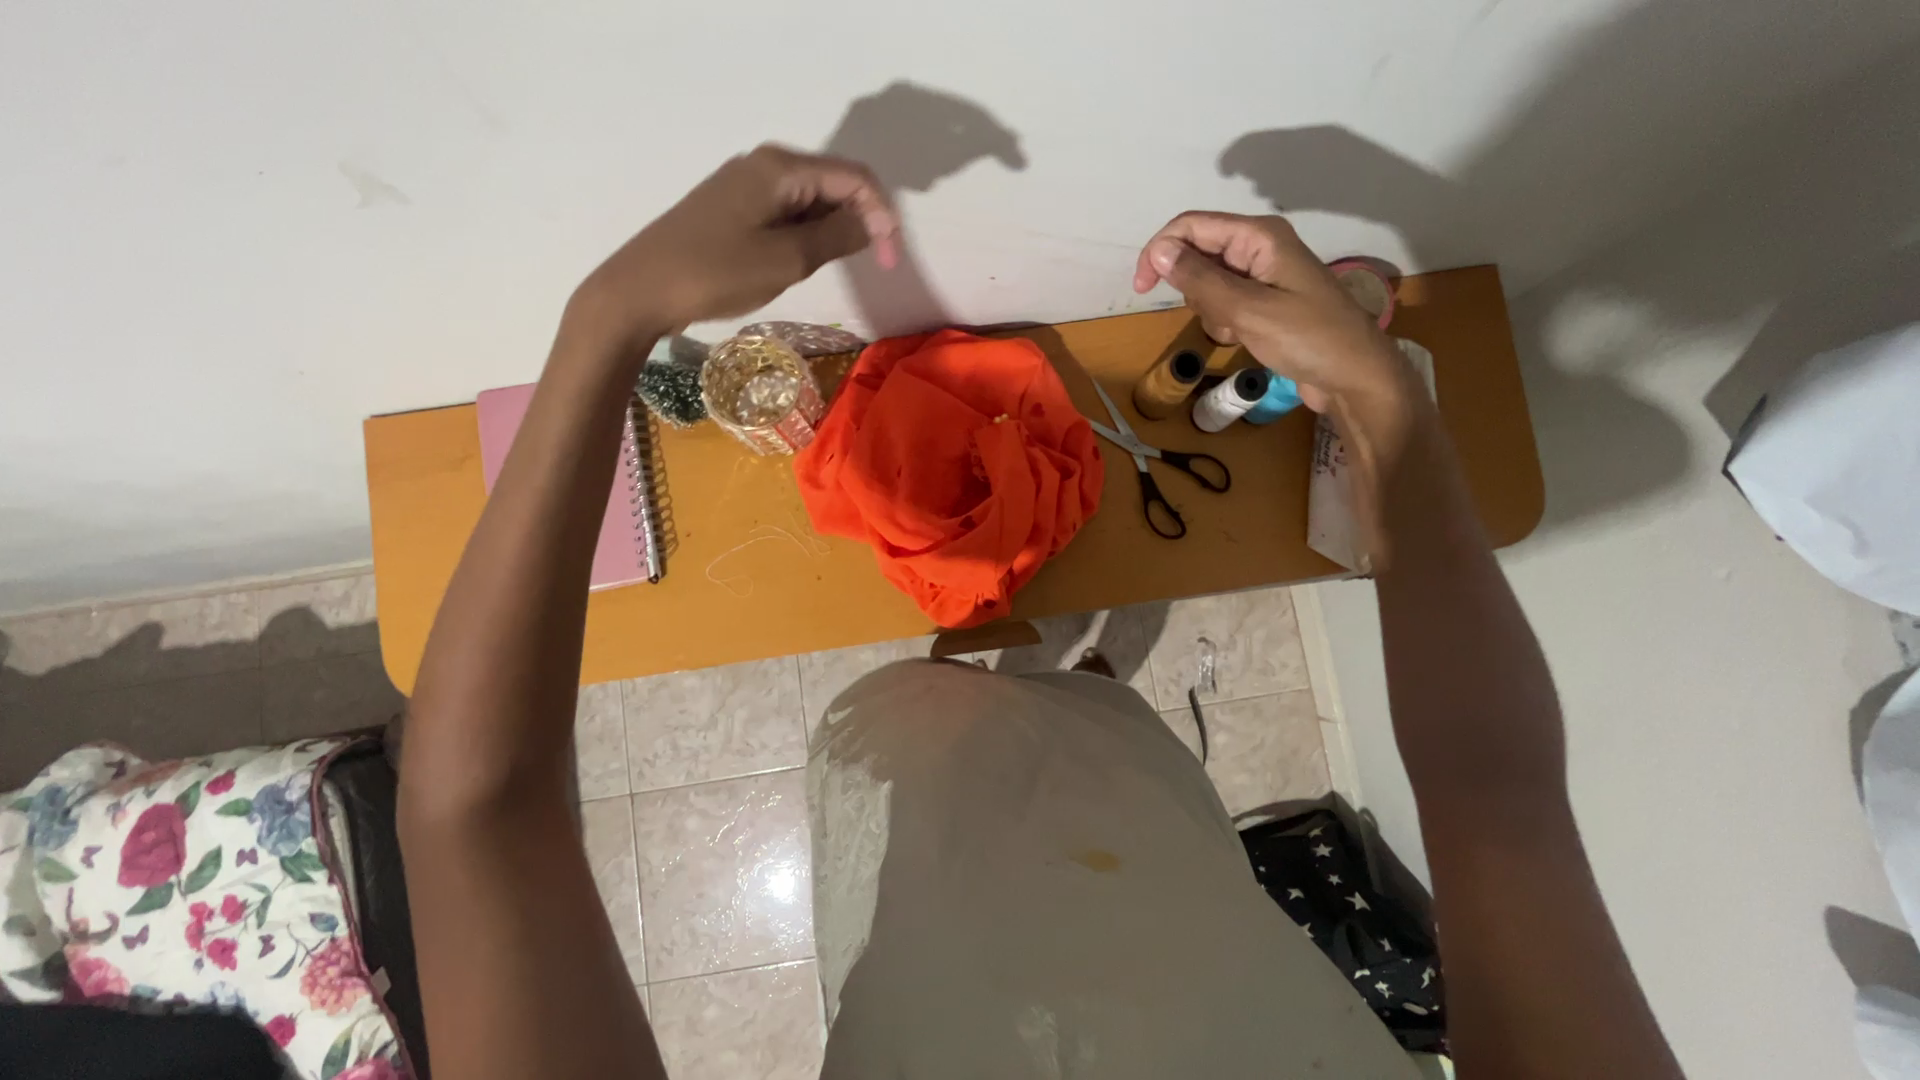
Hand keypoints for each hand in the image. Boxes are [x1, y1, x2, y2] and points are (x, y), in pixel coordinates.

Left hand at [565, 145, 900, 355]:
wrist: (639, 290)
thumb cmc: (715, 273)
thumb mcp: (787, 259)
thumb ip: (837, 235)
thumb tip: (876, 220)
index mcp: (780, 167)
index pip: (854, 177)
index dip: (882, 214)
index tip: (889, 260)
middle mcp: (765, 164)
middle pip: (834, 183)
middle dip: (861, 220)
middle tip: (870, 267)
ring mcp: (746, 185)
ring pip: (810, 200)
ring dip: (832, 230)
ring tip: (830, 269)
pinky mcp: (733, 208)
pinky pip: (786, 212)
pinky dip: (806, 235)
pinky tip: (800, 262)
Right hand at [1131, 211, 1415, 416]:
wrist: (1353, 377)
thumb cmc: (1308, 338)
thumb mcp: (1247, 310)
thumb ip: (1200, 280)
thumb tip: (1159, 251)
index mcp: (1258, 236)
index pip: (1191, 226)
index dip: (1160, 251)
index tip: (1142, 289)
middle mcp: (1259, 248)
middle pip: (1198, 255)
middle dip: (1194, 290)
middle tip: (1220, 317)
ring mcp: (1263, 276)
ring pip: (1207, 284)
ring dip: (1210, 311)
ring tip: (1238, 331)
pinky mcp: (1265, 302)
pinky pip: (1225, 304)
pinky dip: (1224, 323)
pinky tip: (1244, 339)